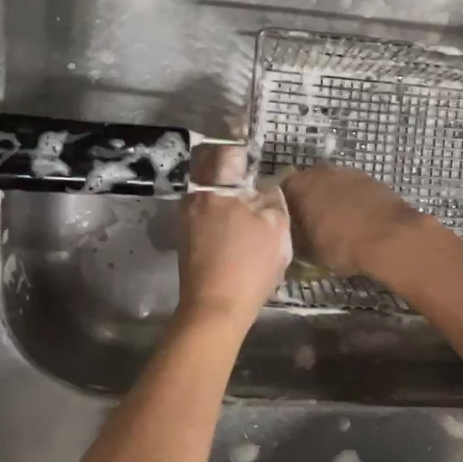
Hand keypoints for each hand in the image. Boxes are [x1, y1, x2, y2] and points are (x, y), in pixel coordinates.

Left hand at [176, 146, 290, 326]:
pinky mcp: (185, 245)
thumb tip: (267, 189)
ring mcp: (185, 224)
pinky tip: (238, 240)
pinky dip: (221, 224)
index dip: (242, 151)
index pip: (226, 154)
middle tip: (257, 193)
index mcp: (214, 190)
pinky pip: (206, 222)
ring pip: (211, 202)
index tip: (255, 155)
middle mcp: (193, 201)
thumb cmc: (249, 266)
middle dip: (235, 182)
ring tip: (251, 220)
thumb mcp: (277, 229)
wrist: (215, 310)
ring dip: (229, 205)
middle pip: (216, 178)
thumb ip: (273, 200)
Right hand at [280, 164, 427, 276]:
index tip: (286, 225)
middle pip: (306, 185)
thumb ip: (296, 240)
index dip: (282, 210)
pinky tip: (355, 218)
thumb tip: (291, 238)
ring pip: (330, 185)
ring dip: (330, 199)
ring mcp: (347, 172)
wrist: (392, 237)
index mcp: (299, 187)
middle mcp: (320, 172)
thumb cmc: (343, 245)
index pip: (279, 194)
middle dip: (306, 202)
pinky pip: (351, 189)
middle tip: (309, 224)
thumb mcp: (310, 251)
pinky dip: (350, 200)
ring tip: (334, 222)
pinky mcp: (370, 179)